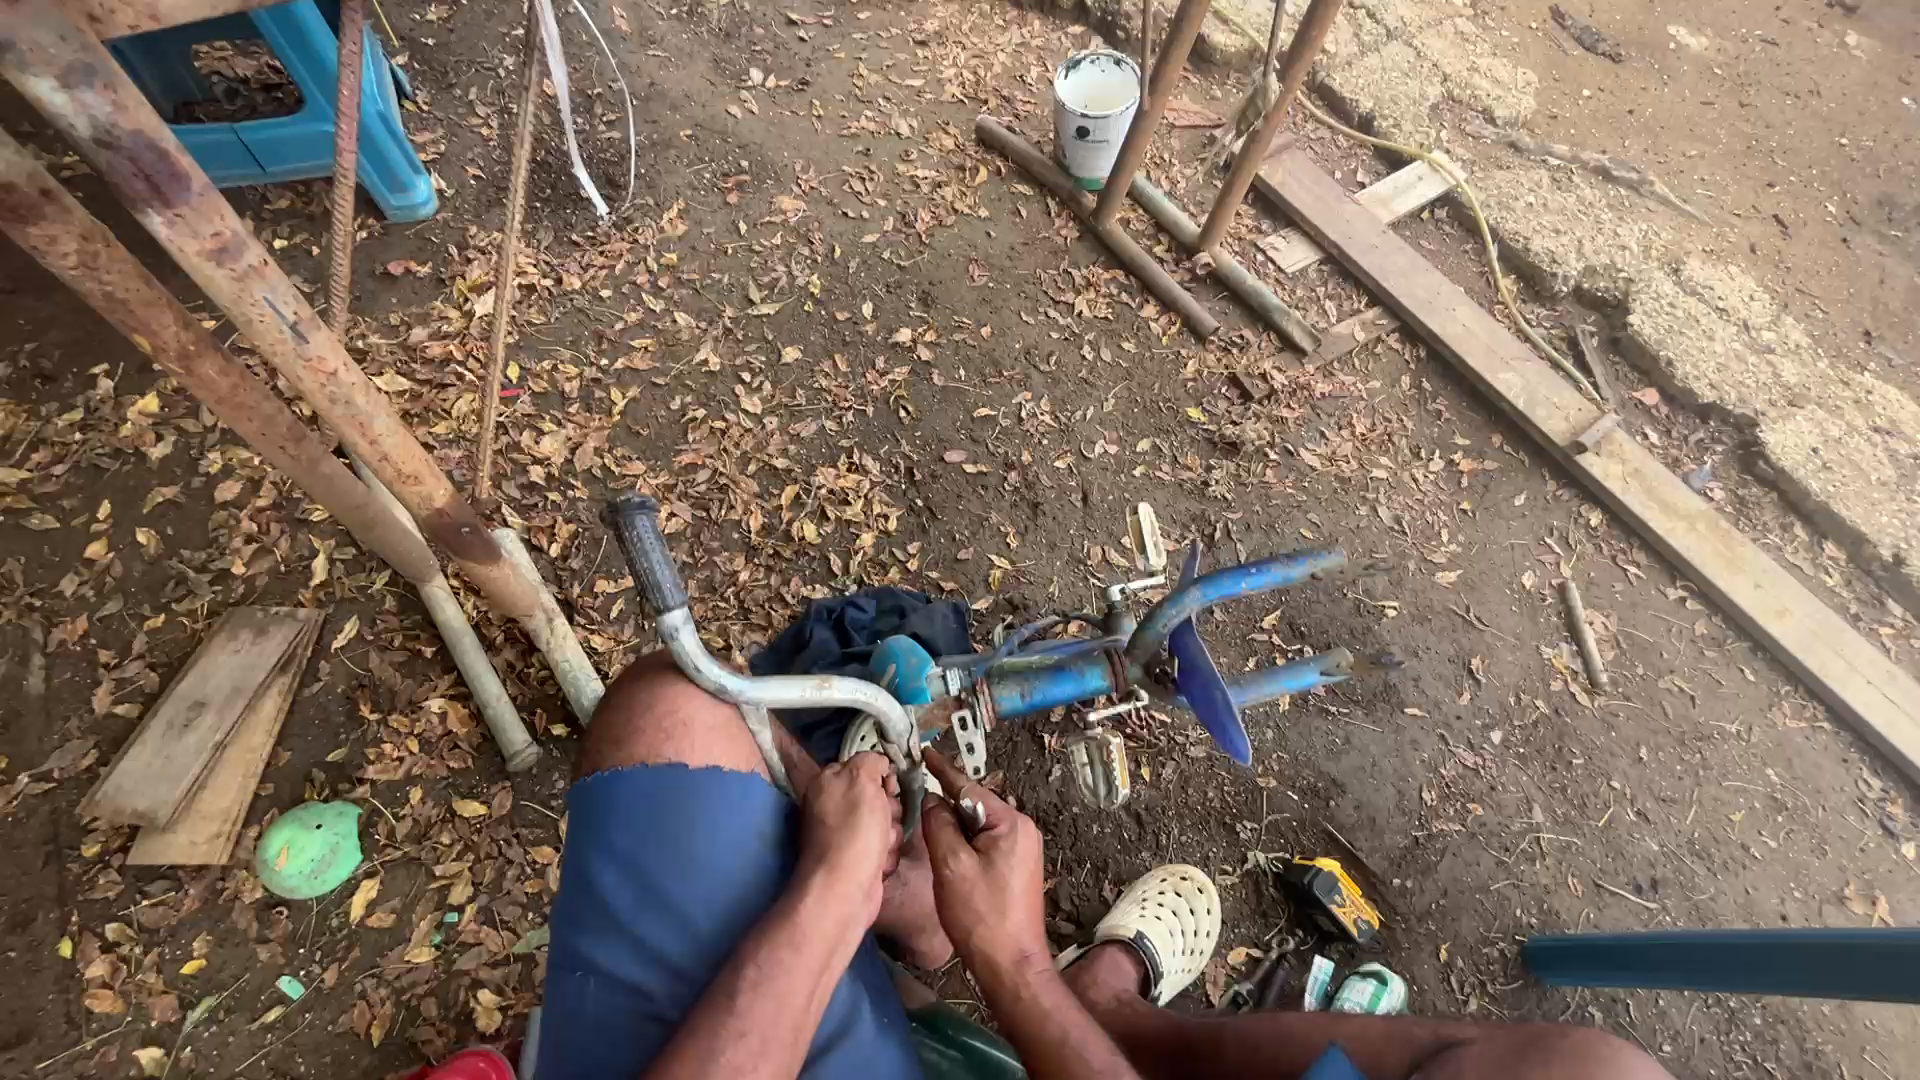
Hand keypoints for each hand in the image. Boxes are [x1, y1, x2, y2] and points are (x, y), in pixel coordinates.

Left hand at [796, 752, 900, 924]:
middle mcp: (833, 807)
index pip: (861, 766)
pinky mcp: (859, 859)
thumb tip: (878, 762)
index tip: (889, 785)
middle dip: (889, 808)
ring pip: (886, 822)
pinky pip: (885, 848)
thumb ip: (870, 760)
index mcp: (827, 783)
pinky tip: (880, 862)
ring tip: (881, 845)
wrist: (844, 888)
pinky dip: (886, 855)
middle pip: (878, 796)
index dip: (879, 775)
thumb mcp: (862, 779)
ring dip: (890, 833)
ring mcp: (846, 835)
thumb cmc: (853, 829)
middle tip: (884, 817)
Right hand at [920, 749, 1050, 987]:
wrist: (1011, 967)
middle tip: (916, 802)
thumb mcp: (951, 866)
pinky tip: (948, 854)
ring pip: (979, 825)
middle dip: (946, 806)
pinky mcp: (1017, 866)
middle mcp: (1022, 829)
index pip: (969, 788)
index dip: (943, 771)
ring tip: (929, 833)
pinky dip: (965, 843)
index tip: (925, 751)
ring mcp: (1023, 849)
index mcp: (1011, 823)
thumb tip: (931, 798)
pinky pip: (985, 842)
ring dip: (954, 828)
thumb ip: (939, 825)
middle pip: (975, 806)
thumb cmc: (981, 917)